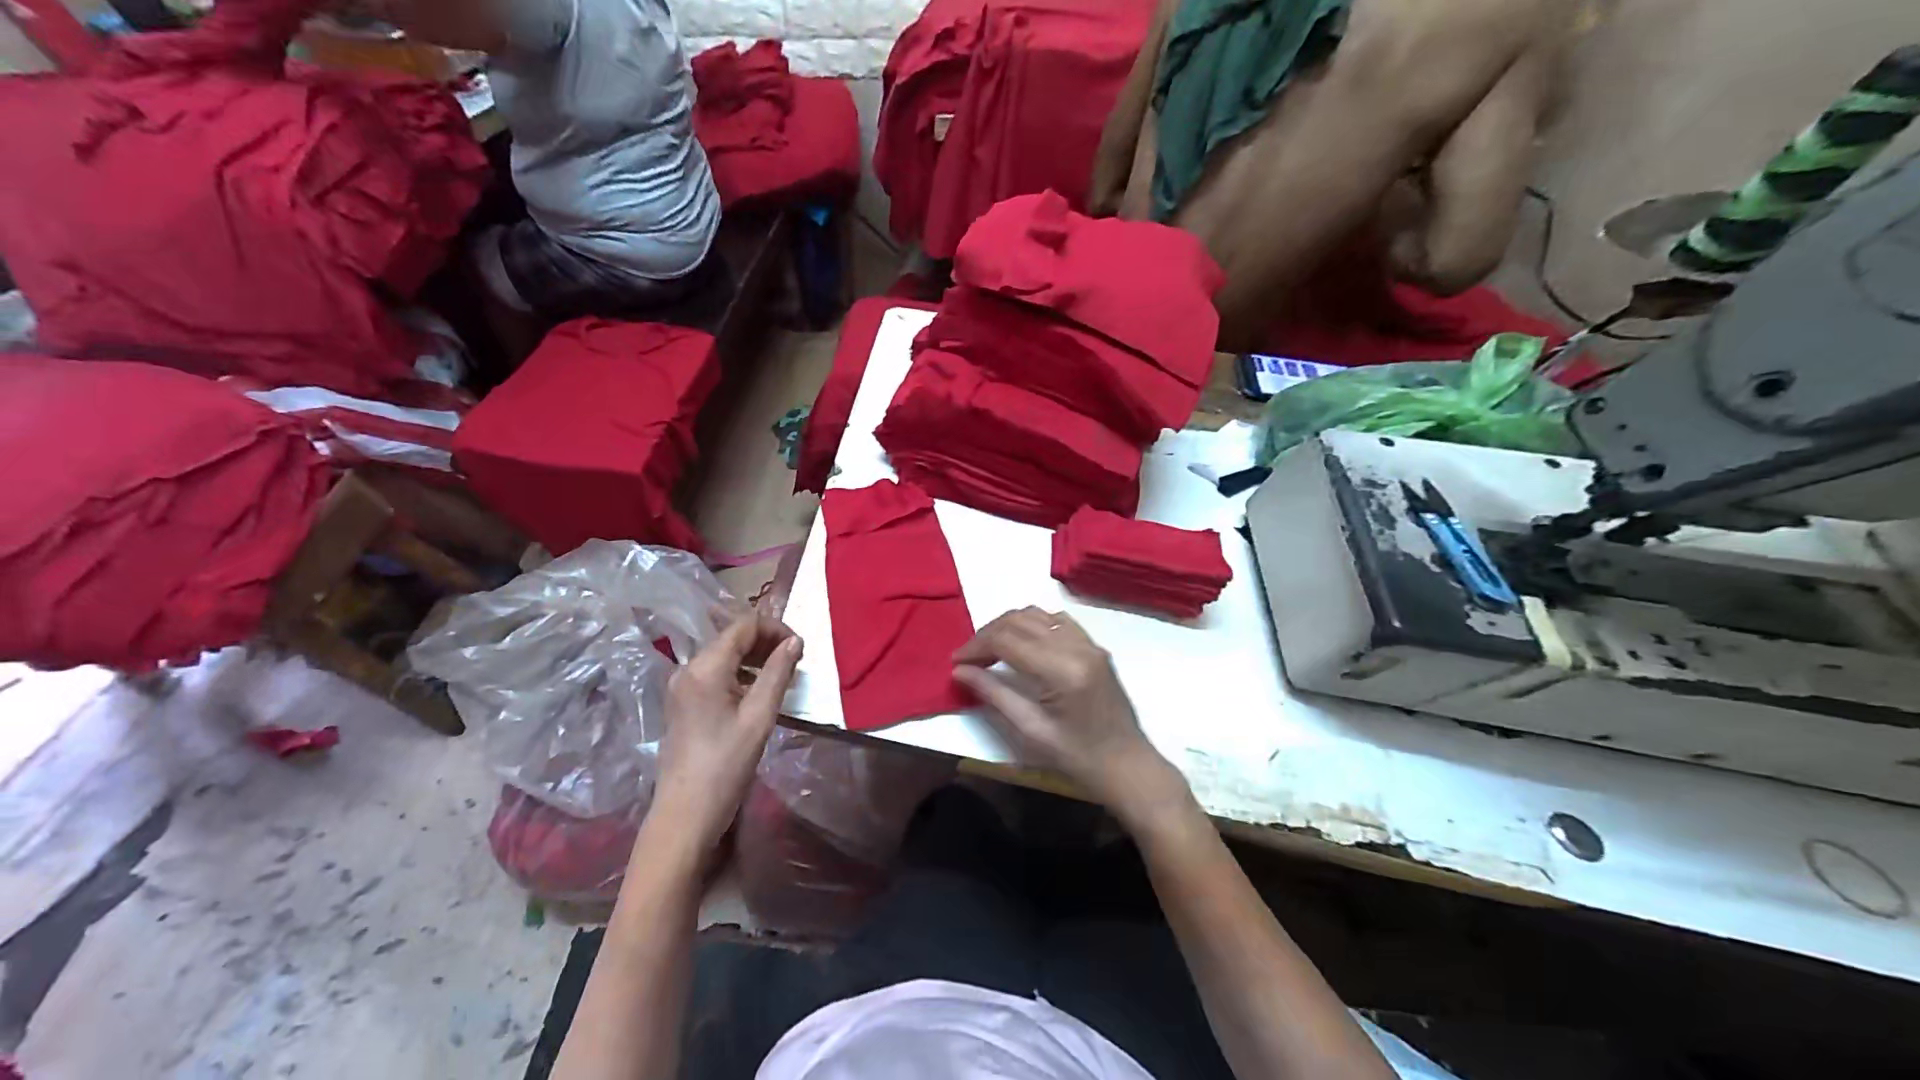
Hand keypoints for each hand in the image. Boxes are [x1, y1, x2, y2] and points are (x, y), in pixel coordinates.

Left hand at [652, 613, 802, 853]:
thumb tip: (795, 641)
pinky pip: (715, 675)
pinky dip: (740, 675)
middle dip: (766, 642)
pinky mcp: (682, 704)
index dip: (775, 628)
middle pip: (731, 638)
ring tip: (781, 677)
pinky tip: (758, 694)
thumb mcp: (759, 717)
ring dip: (754, 659)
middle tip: (795, 662)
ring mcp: (681, 687)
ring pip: (724, 656)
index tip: (800, 647)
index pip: (743, 626)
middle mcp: (687, 669)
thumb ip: (778, 673)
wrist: (684, 815)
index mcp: (704, 667)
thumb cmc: (725, 765)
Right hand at [952, 608, 1186, 819]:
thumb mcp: (1031, 731)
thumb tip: (960, 671)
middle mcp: (1077, 647)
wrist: (1127, 765)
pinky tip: (1021, 645)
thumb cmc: (1077, 758)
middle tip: (968, 658)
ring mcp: (1089, 644)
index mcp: (1062, 670)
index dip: (976, 646)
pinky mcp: (1095, 647)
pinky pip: (1057, 621)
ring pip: (1038, 615)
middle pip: (1019, 620)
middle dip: (988, 634)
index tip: (956, 662)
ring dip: (1008, 626)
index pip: (1006, 640)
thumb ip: (994, 694)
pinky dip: (1033, 625)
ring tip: (990, 650)